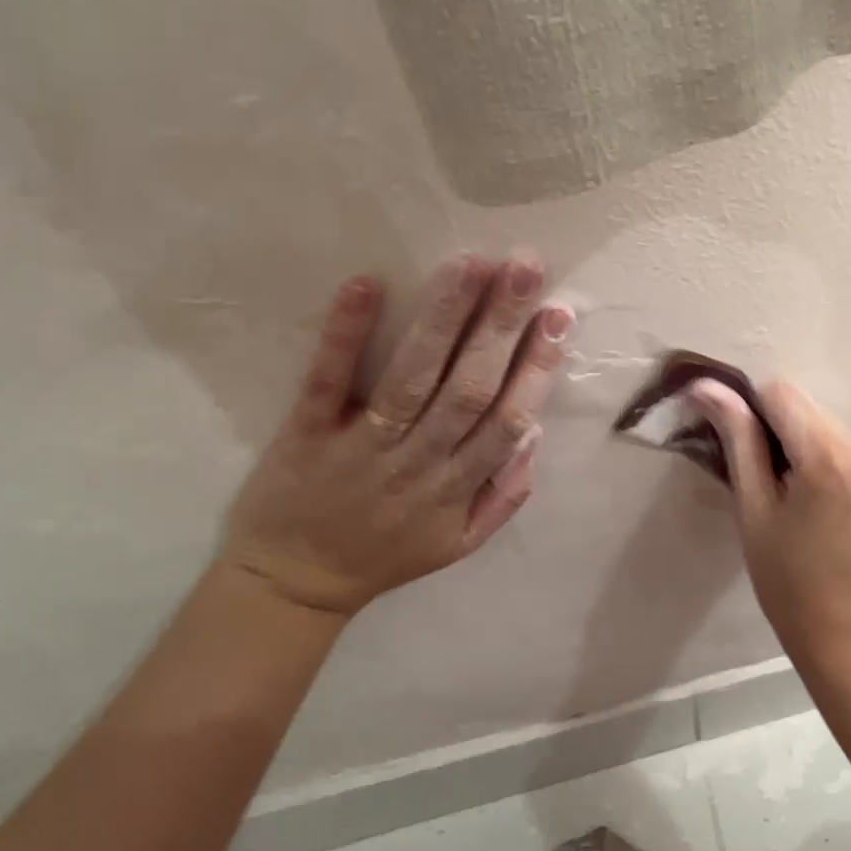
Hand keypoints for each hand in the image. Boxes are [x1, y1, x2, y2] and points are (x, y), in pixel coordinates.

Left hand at [219, 250, 573, 615]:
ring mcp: (362, 448)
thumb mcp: (459, 543)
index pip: (507, 420)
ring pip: (412, 378)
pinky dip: (347, 335)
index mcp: (457, 488)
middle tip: (527, 266)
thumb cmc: (385, 556)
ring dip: (443, 318)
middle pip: (469, 389)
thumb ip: (505, 495)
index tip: (559, 316)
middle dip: (501, 325)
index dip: (537, 368)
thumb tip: (535, 432)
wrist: (291, 587)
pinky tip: (365, 284)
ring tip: (471, 263)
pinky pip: (327, 382)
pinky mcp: (306, 435)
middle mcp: (417, 465)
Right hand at [688, 380, 850, 658]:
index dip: (750, 410)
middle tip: (759, 472)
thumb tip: (705, 386)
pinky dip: (819, 450)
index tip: (738, 447)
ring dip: (796, 436)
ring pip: (822, 418)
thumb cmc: (782, 574)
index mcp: (828, 457)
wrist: (837, 623)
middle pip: (804, 404)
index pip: (780, 392)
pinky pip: (842, 438)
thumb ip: (736, 437)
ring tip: (785, 486)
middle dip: (774, 424)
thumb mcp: (751, 504)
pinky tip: (809, 491)